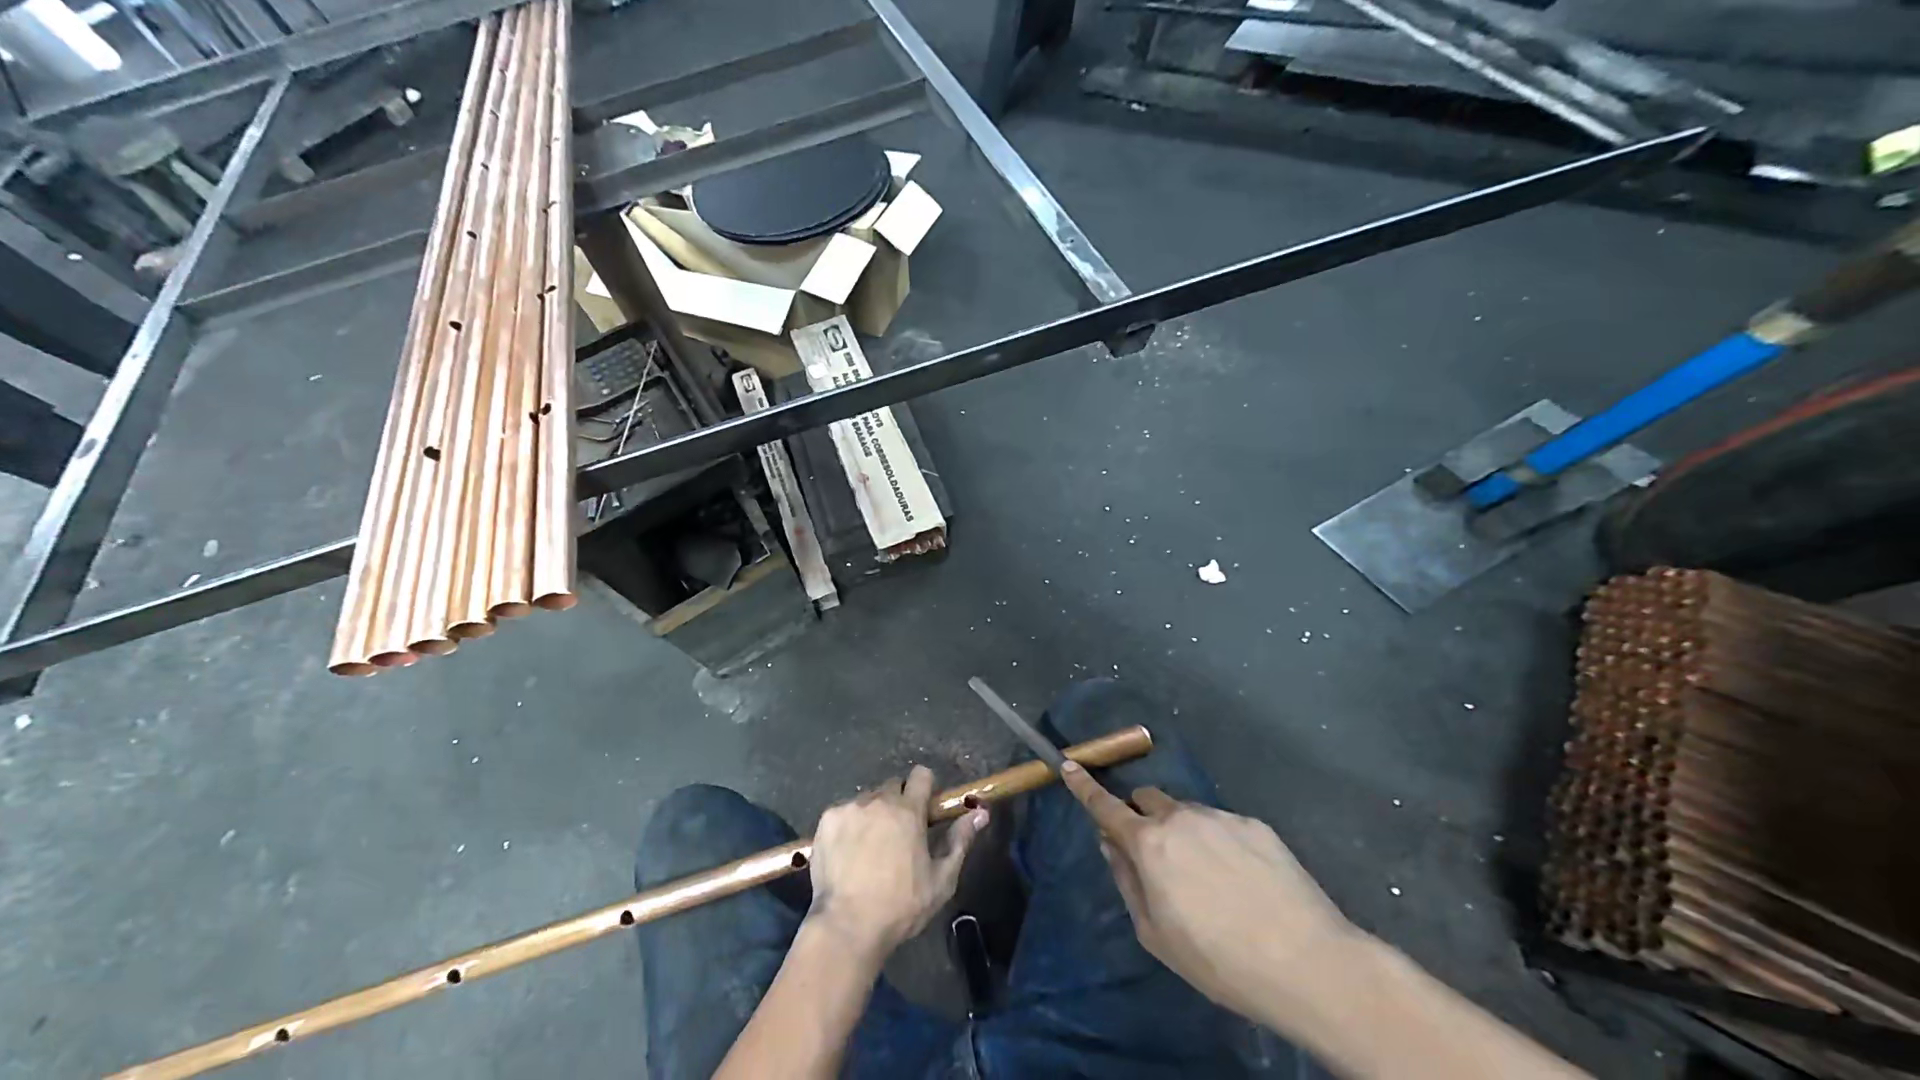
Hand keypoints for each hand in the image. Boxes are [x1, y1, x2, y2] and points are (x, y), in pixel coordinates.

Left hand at [805, 765, 987, 958]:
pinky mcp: (825, 822)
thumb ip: (960, 841)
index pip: (921, 775)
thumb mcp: (941, 879)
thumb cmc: (901, 906)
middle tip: (898, 835)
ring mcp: (848, 809)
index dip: (925, 788)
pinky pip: (843, 813)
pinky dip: (848, 826)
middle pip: (892, 786)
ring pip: (866, 800)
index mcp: (908, 810)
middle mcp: (877, 800)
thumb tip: (981, 812)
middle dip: (898, 803)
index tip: (925, 809)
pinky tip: (848, 853)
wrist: (847, 926)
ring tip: (869, 848)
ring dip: (872, 815)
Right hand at [1059, 761, 1355, 1017]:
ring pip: (1188, 813)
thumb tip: (1112, 845)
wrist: (1308, 962)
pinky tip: (1244, 882)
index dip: (1084, 787)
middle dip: (1142, 817)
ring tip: (1212, 881)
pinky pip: (1224, 825)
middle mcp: (1182, 819)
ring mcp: (1222, 817)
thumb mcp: (1156, 934)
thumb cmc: (1219, 960)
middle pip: (1148, 799)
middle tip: (1156, 856)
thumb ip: (1127, 881)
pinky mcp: (1257, 825)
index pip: (1106, 807)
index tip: (1068, 765)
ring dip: (1184, 833)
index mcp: (1150, 845)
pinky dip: (1220, 843)